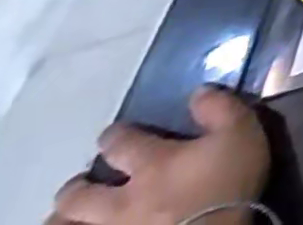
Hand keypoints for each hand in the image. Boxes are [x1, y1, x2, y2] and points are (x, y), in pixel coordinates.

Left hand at [50, 86, 270, 224]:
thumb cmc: (229, 184)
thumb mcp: (241, 131)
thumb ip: (219, 107)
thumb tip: (197, 92)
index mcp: (153, 164)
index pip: (120, 143)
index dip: (113, 135)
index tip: (112, 133)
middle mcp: (122, 201)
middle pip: (78, 197)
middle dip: (73, 189)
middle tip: (78, 185)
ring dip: (62, 224)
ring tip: (65, 222)